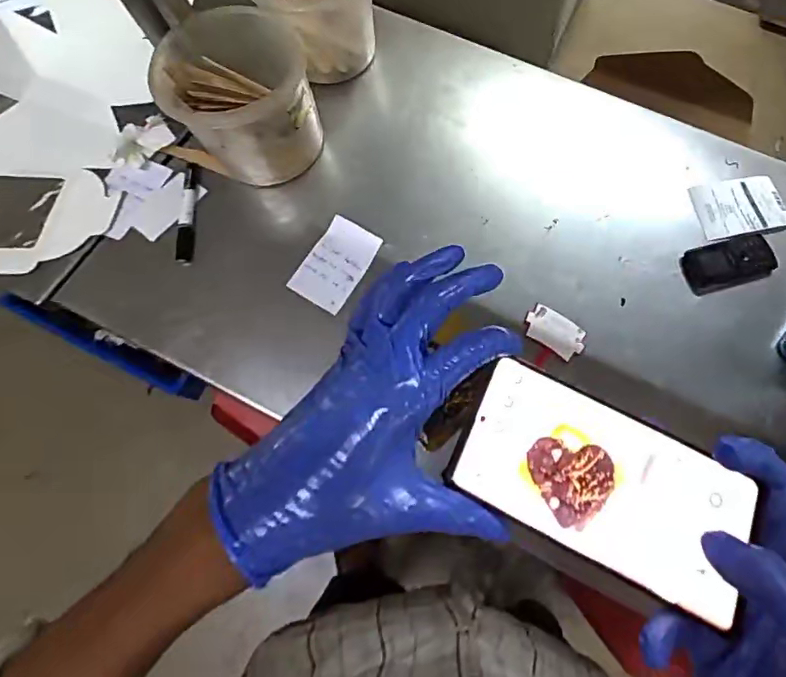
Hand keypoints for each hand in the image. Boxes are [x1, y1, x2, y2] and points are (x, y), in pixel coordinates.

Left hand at [207, 245, 522, 585]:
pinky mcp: (344, 359)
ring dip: (421, 272)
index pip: (460, 353)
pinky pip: (368, 311)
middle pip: (426, 306)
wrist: (274, 499)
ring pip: (391, 297)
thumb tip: (499, 528)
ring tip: (447, 257)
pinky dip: (389, 289)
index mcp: (404, 396)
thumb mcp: (404, 507)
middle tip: (490, 271)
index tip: (510, 340)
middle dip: (461, 283)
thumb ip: (457, 513)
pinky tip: (402, 283)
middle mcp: (382, 364)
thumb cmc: (336, 503)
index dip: (490, 341)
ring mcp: (360, 356)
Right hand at [640, 436, 785, 676]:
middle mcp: (757, 574)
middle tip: (656, 487)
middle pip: (717, 516)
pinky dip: (658, 632)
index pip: (779, 494)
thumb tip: (711, 537)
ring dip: (660, 568)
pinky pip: (669, 619)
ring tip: (648, 570)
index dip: (755, 462)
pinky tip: (658, 645)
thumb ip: (772, 584)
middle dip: (686, 500)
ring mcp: (728, 604)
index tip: (721, 449)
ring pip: (683, 563)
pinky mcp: (703, 638)